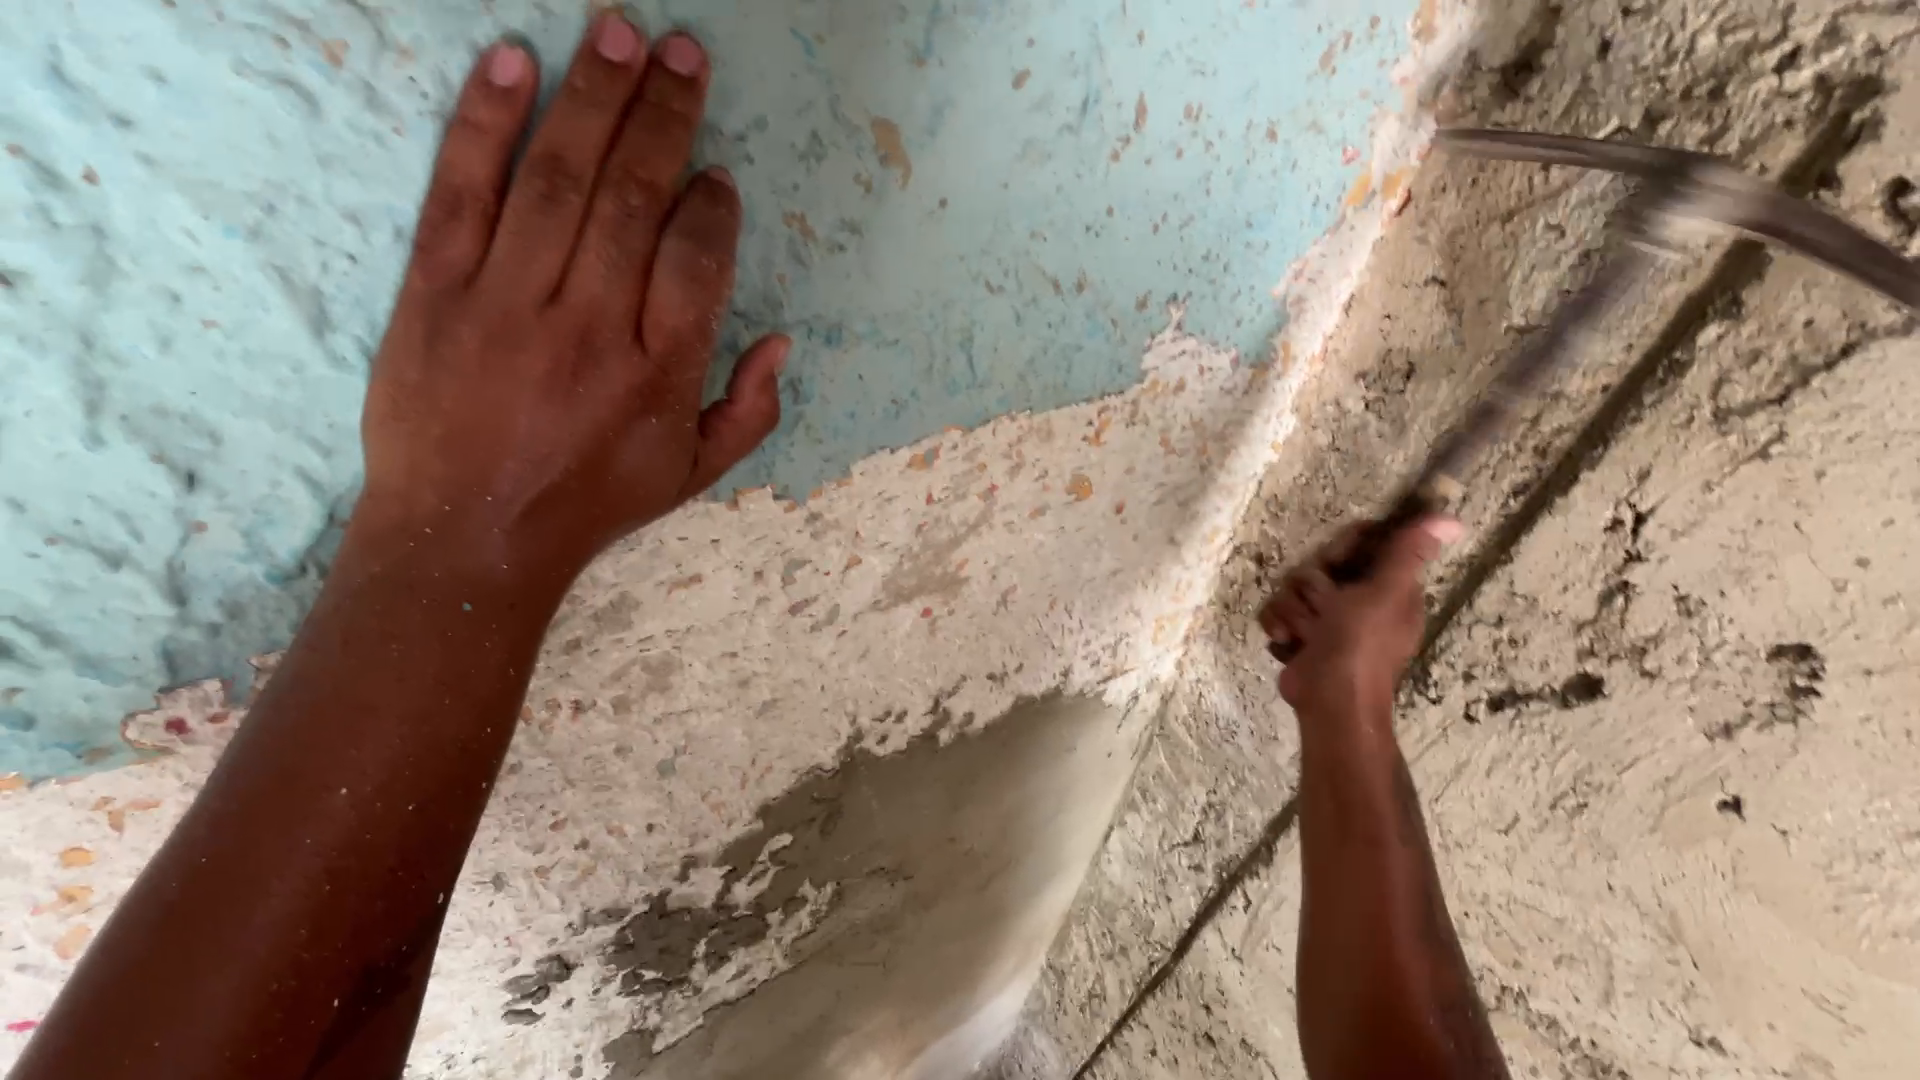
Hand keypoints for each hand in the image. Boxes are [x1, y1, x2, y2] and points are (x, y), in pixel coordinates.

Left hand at [354, 13, 786, 578]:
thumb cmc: (593, 501)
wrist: (468, 536)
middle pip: (631, 199)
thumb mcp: (694, 475)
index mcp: (657, 374)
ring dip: (592, 97)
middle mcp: (588, 329)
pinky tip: (514, 65)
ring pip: (555, 179)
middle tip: (683, 52)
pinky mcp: (432, 293)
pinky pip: (461, 194)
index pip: (695, 261)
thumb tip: (782, 341)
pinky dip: (485, 124)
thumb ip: (750, 412)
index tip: (716, 176)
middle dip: (663, 117)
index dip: (710, 206)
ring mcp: (505, 304)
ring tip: (618, 33)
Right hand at [1259, 518, 1461, 718]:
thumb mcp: (1388, 593)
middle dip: (1310, 586)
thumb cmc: (1362, 646)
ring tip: (1304, 633)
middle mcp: (1357, 600)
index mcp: (1386, 586)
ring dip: (1292, 611)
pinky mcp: (1300, 636)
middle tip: (1322, 606)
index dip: (1339, 549)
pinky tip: (1284, 641)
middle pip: (1316, 565)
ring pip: (1292, 589)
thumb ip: (1409, 554)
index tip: (1333, 564)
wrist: (1331, 701)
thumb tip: (1452, 521)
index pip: (1356, 544)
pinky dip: (1278, 627)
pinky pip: (1276, 613)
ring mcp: (1326, 620)